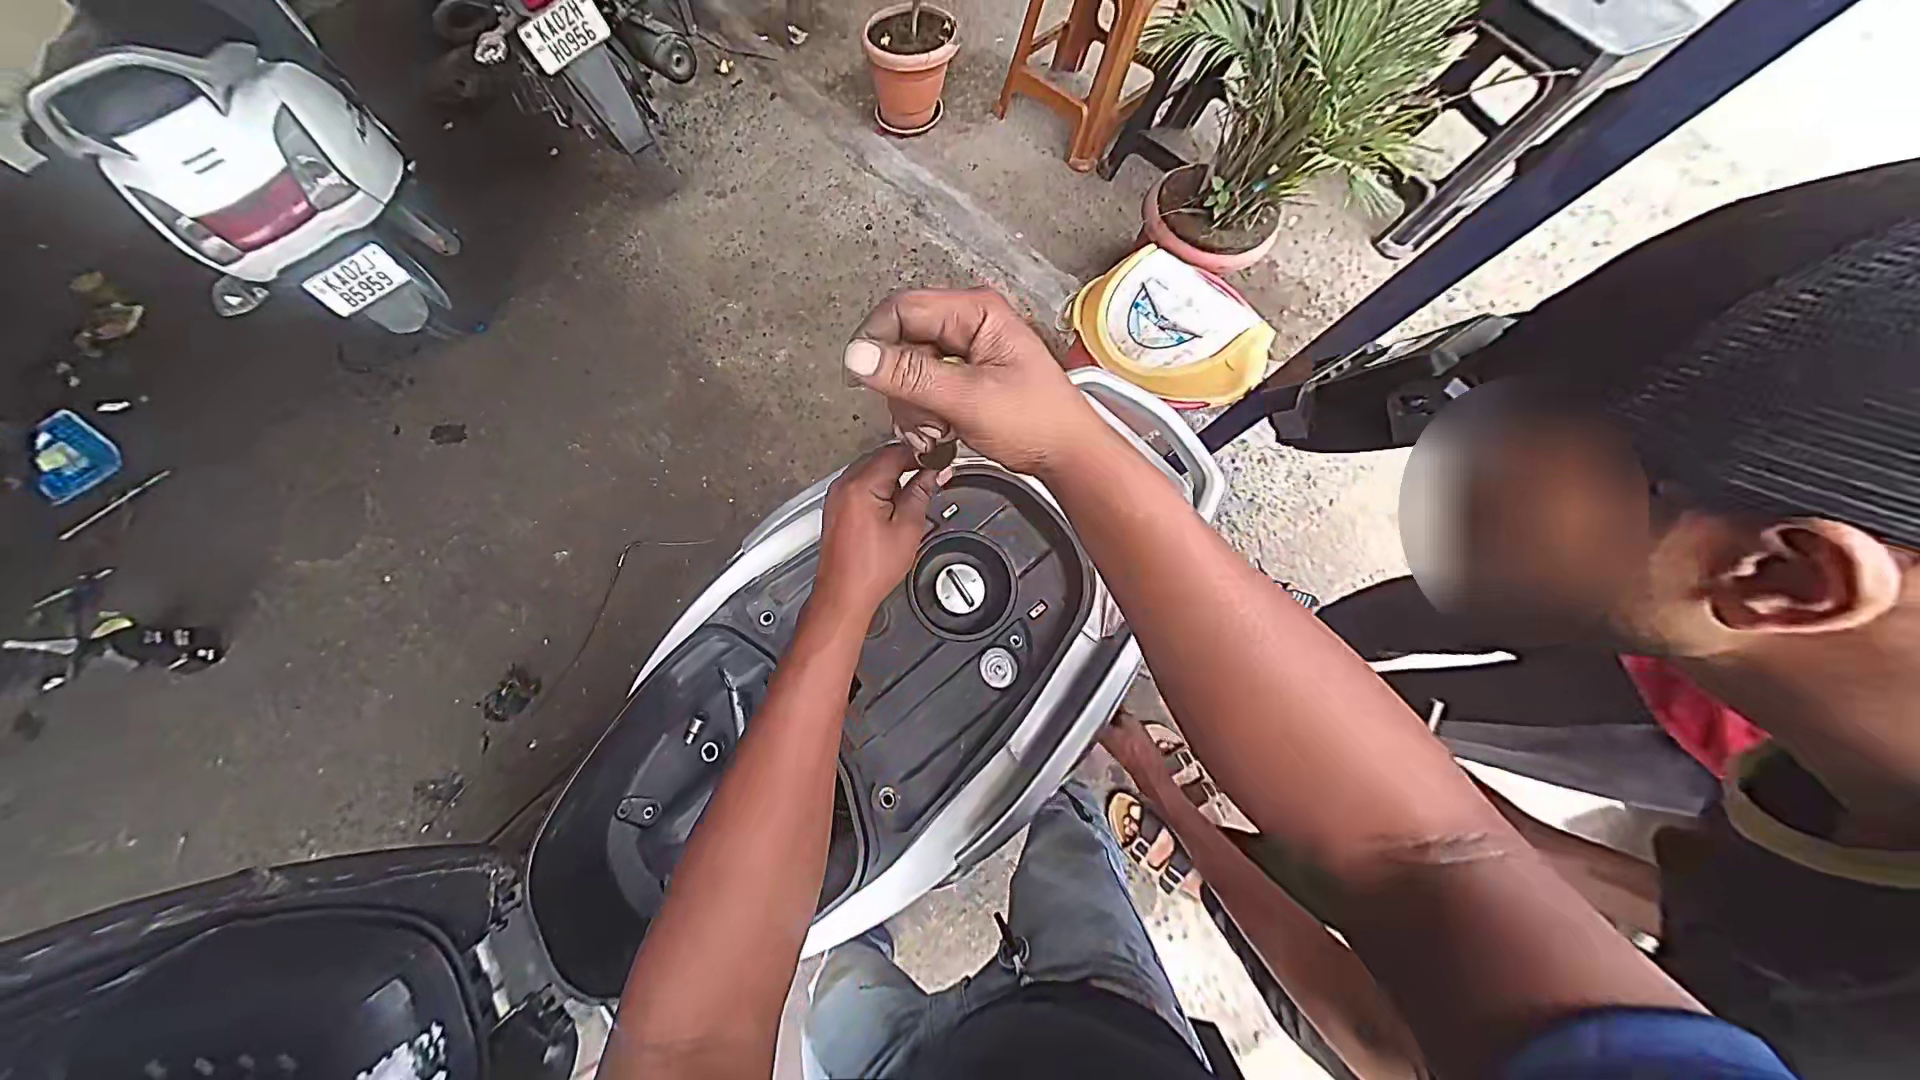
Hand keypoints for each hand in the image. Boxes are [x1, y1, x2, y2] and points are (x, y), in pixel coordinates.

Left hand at [812, 443, 942, 618]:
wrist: (844, 594)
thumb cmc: (869, 570)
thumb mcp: (908, 529)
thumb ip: (921, 494)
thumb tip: (932, 474)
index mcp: (861, 487)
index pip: (895, 453)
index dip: (921, 454)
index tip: (937, 460)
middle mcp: (844, 486)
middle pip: (881, 457)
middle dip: (908, 462)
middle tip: (931, 473)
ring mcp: (837, 496)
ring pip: (870, 468)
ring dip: (894, 473)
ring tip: (916, 488)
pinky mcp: (836, 507)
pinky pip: (861, 484)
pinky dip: (880, 485)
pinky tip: (895, 500)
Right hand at [843, 288, 1107, 476]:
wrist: (1065, 453)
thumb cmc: (1039, 422)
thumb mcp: (969, 399)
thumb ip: (911, 376)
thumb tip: (861, 356)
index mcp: (976, 312)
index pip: (901, 310)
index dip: (877, 344)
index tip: (866, 377)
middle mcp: (968, 326)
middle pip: (900, 344)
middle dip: (902, 388)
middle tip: (922, 416)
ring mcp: (964, 354)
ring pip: (907, 373)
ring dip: (913, 409)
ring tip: (938, 429)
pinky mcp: (961, 379)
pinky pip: (922, 391)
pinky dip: (923, 416)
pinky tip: (940, 432)